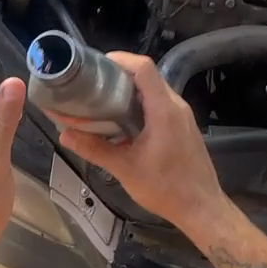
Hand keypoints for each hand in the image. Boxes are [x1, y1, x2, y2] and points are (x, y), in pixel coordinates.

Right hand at [53, 53, 234, 230]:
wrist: (201, 208)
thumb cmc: (166, 188)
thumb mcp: (125, 168)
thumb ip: (94, 149)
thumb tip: (65, 135)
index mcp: (164, 110)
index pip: (144, 68)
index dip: (120, 59)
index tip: (96, 65)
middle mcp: (176, 106)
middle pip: (147, 76)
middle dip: (118, 75)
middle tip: (92, 83)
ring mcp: (182, 115)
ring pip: (153, 90)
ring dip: (129, 90)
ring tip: (101, 100)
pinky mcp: (182, 126)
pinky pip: (159, 104)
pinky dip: (139, 104)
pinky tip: (121, 120)